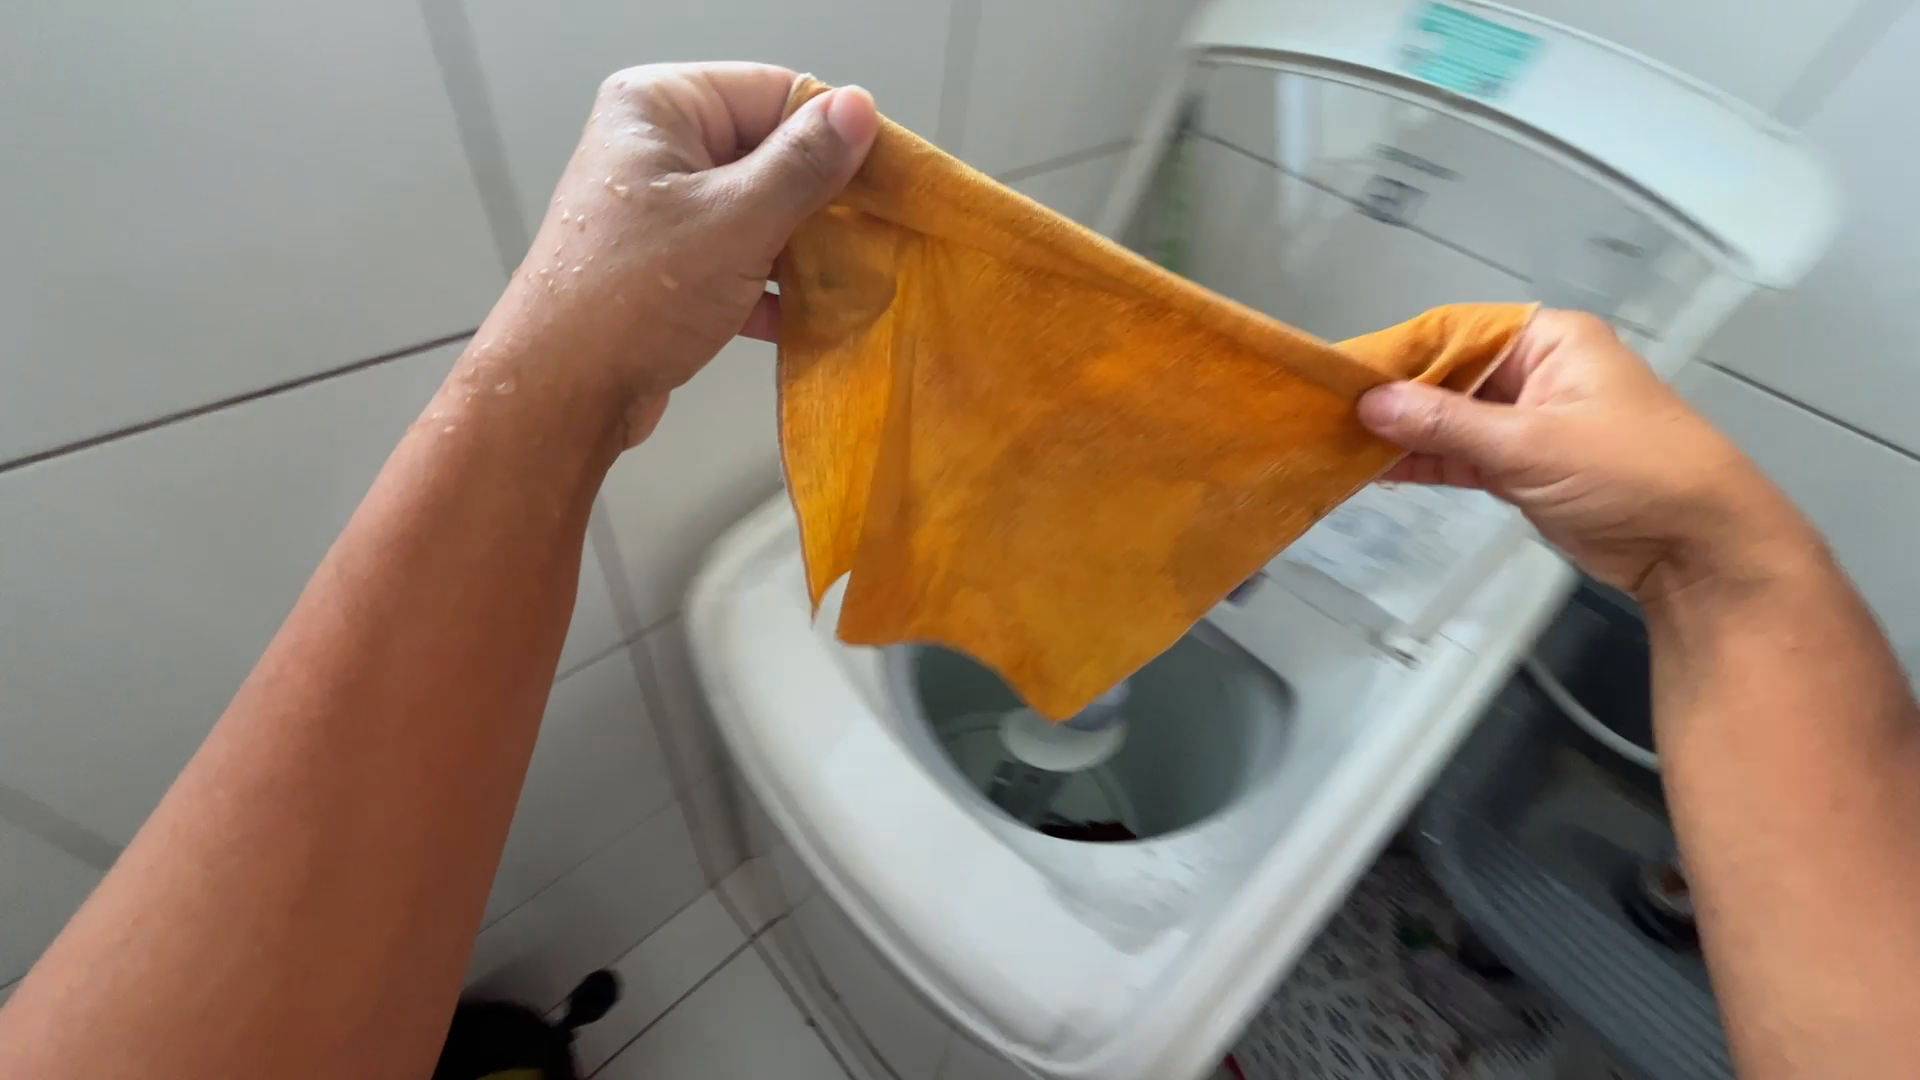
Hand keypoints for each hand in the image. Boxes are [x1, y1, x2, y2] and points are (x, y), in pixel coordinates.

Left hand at [463, 63, 877, 446]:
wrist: (569, 389)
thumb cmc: (636, 295)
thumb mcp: (735, 222)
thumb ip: (802, 166)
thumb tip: (857, 108)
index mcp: (663, 110)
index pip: (773, 93)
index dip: (835, 131)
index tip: (888, 175)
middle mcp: (661, 150)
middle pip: (768, 155)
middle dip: (824, 199)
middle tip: (878, 231)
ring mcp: (667, 213)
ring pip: (759, 214)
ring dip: (805, 249)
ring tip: (854, 274)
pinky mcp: (675, 267)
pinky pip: (741, 260)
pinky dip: (774, 287)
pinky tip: (811, 315)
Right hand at [1357, 310, 1811, 601]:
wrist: (1693, 547)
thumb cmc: (1630, 473)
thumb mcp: (1531, 443)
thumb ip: (1445, 422)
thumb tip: (1368, 403)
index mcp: (1547, 342)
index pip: (1454, 332)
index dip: (1396, 351)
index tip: (1341, 374)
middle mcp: (1529, 372)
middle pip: (1441, 375)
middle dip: (1389, 397)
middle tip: (1327, 412)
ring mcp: (1518, 419)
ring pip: (1441, 417)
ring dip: (1396, 433)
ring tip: (1336, 442)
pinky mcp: (1510, 462)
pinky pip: (1450, 453)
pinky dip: (1415, 461)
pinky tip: (1369, 469)